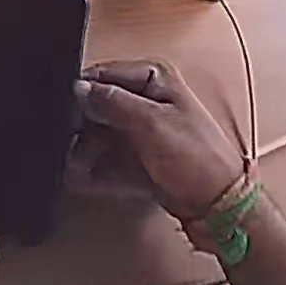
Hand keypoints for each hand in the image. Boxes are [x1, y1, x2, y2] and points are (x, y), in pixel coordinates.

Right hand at [74, 60, 244, 220]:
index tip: (66, 110)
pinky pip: (106, 157)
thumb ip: (112, 101)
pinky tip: (82, 178)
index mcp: (154, 78)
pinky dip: (94, 168)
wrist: (219, 209)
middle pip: (97, 106)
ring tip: (73, 167)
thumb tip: (79, 88)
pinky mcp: (137, 155)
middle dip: (81, 128)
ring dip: (84, 152)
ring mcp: (140, 129)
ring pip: (98, 133)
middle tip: (68, 144)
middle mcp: (145, 100)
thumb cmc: (198, 159)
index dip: (83, 92)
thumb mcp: (151, 123)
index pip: (104, 75)